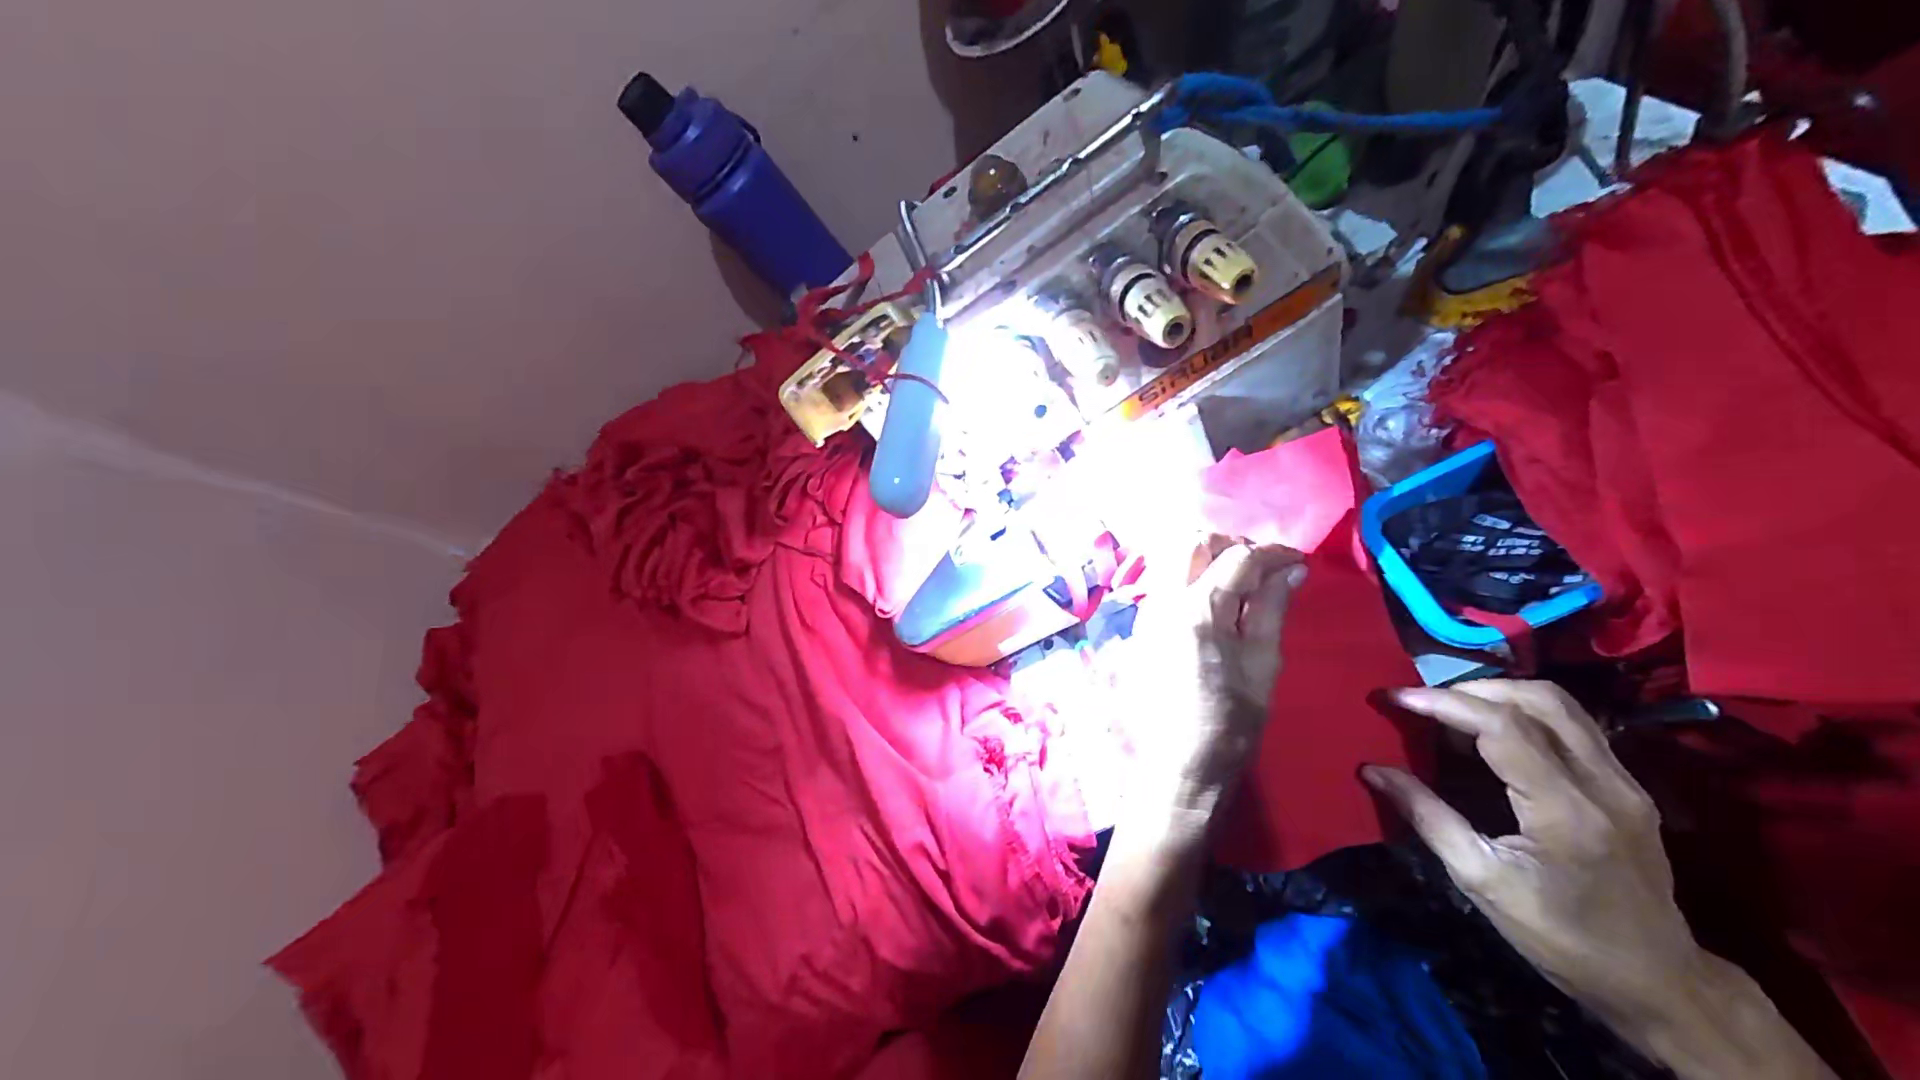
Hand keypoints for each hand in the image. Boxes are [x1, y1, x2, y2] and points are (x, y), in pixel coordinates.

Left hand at [1122, 535, 1305, 824]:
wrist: (1177, 767)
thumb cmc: (1229, 724)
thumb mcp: (1262, 666)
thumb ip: (1271, 609)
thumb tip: (1290, 568)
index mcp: (1197, 609)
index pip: (1238, 557)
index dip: (1273, 553)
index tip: (1296, 562)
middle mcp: (1162, 600)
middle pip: (1192, 543)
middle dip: (1231, 546)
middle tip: (1261, 570)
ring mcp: (1144, 612)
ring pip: (1172, 559)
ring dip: (1206, 559)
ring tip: (1238, 585)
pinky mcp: (1138, 627)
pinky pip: (1162, 583)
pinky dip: (1188, 578)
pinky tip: (1212, 604)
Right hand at [1361, 681, 1703, 1026]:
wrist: (1657, 981)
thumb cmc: (1561, 938)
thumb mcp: (1480, 880)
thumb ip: (1427, 816)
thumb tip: (1373, 769)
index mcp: (1566, 811)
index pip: (1503, 727)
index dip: (1444, 703)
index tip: (1396, 698)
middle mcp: (1604, 785)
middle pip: (1538, 700)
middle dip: (1471, 689)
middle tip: (1424, 702)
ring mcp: (1625, 783)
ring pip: (1562, 705)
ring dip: (1501, 694)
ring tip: (1454, 710)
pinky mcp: (1629, 787)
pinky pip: (1574, 726)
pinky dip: (1525, 713)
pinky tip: (1493, 734)